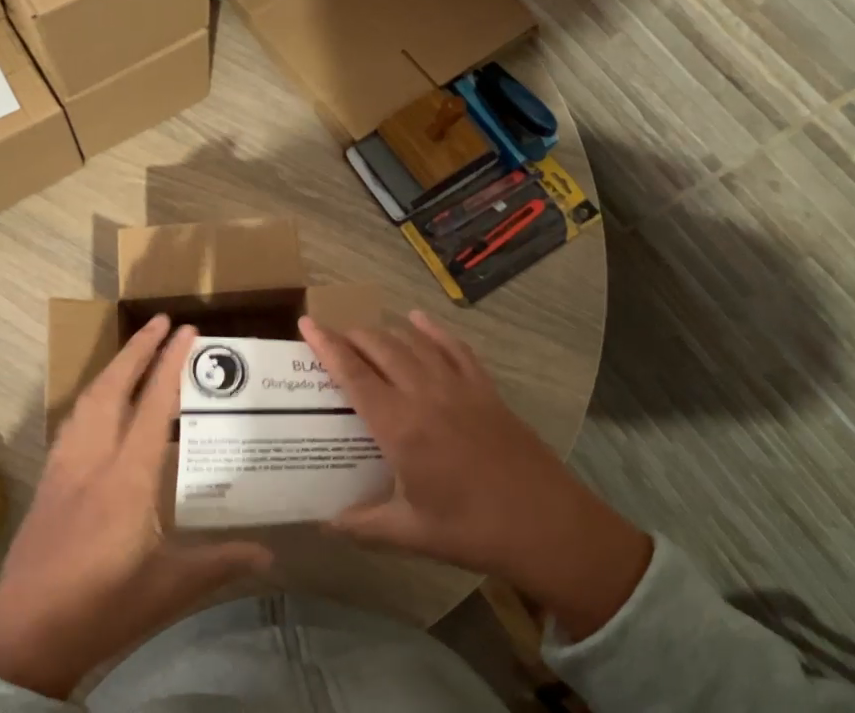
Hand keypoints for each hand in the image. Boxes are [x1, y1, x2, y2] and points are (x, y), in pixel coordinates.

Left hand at [0, 315, 272, 696]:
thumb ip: (221, 563)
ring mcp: (62, 470)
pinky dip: (91, 399)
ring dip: (112, 369)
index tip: (186, 330)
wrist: (25, 635)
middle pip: (112, 389)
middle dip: (137, 350)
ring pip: (86, 402)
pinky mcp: (46, 483)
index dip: (171, 364)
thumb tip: (272, 555)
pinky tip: (98, 406)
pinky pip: (71, 423)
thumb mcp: (170, 589)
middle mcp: (91, 461)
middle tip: (161, 320)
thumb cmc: (102, 609)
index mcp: (126, 480)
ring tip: (133, 351)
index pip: (153, 406)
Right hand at [300, 311, 651, 639]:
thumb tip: (325, 524)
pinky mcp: (486, 390)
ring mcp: (459, 388)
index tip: (306, 323)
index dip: (326, 346)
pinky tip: (419, 320)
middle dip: (350, 334)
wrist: (547, 525)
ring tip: (364, 331)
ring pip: (413, 343)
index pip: (353, 374)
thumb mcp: (410, 533)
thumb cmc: (472, 530)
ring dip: (385, 331)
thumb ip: (362, 525)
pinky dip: (433, 330)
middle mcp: (425, 395)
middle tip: (329, 334)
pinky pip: (454, 348)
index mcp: (399, 427)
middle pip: (380, 348)